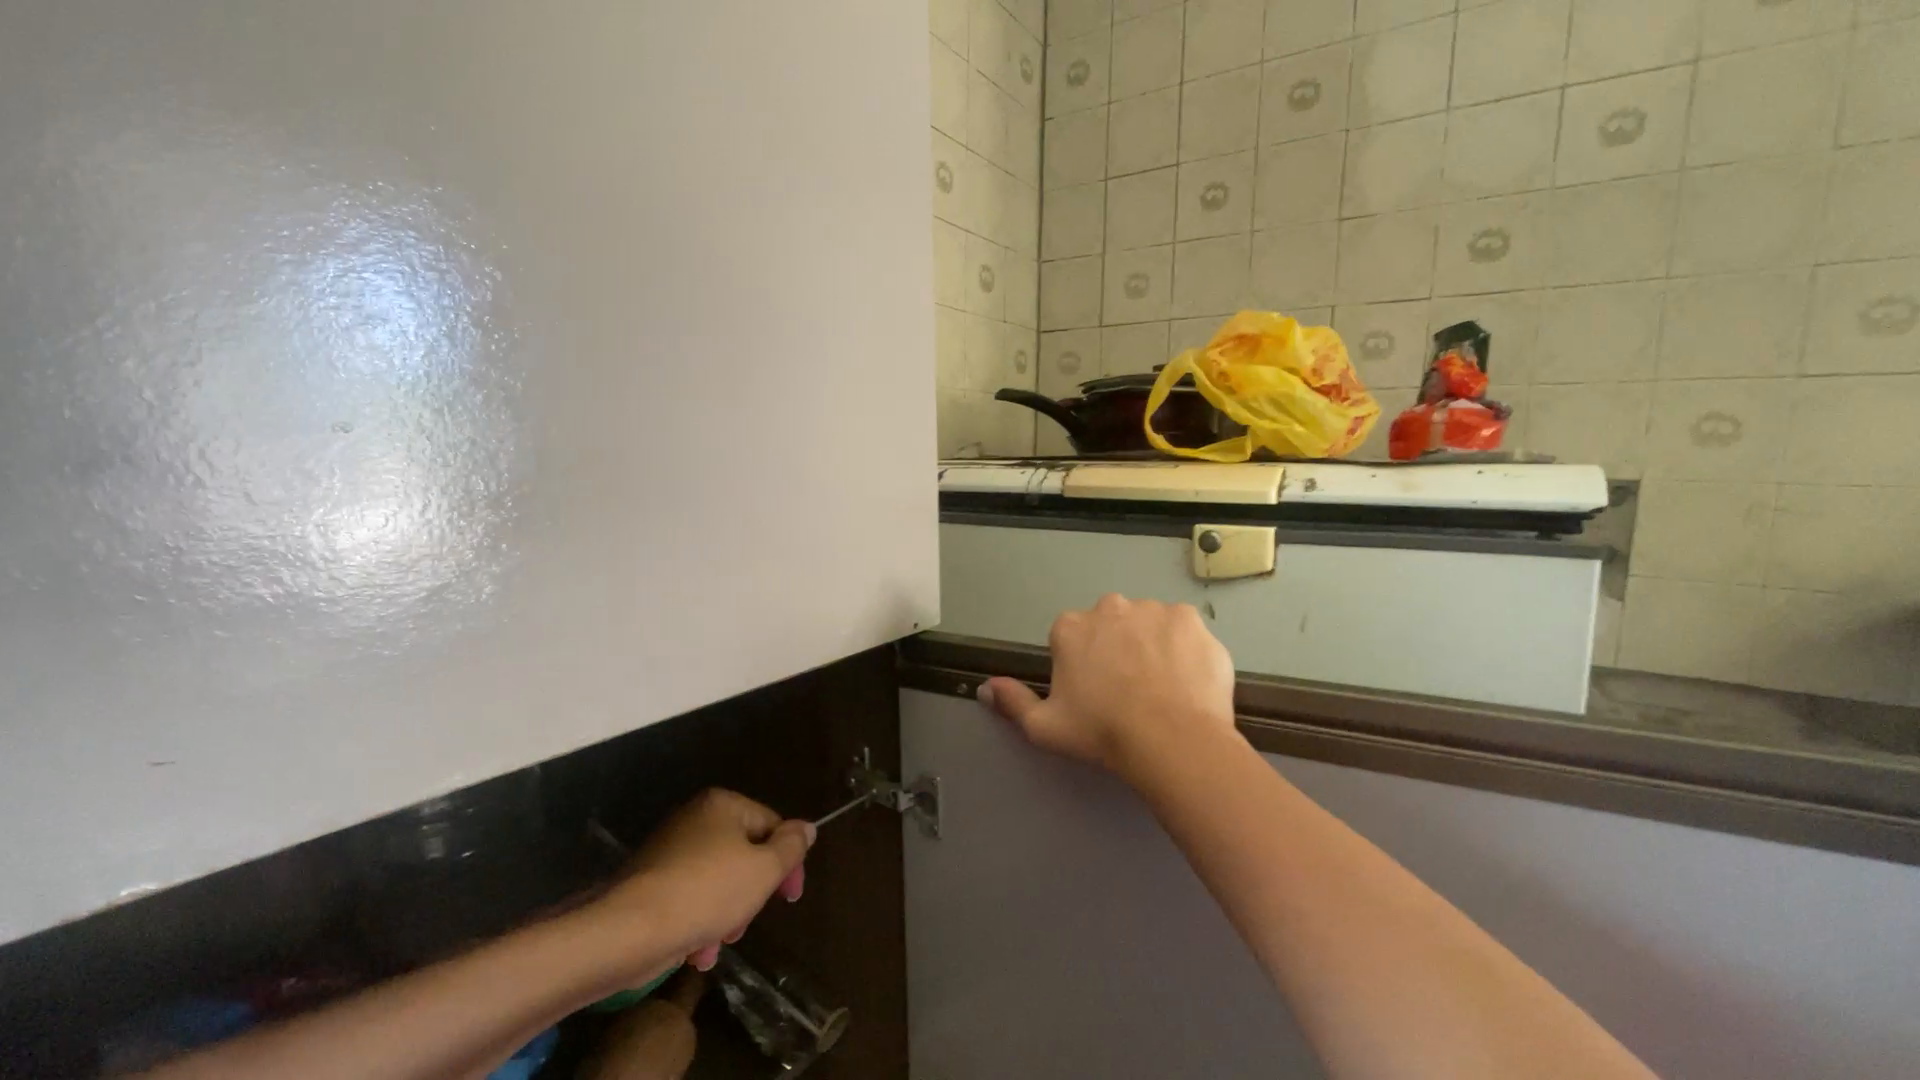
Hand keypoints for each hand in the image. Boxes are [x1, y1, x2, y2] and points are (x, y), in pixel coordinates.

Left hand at [593, 789, 813, 975]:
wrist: (630, 930)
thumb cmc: (707, 892)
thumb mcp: (764, 870)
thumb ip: (790, 847)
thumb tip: (806, 827)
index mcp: (722, 805)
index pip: (772, 826)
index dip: (788, 864)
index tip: (789, 899)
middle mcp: (694, 819)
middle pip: (744, 856)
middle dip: (750, 896)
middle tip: (744, 923)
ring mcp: (668, 851)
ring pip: (717, 884)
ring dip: (725, 917)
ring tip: (716, 943)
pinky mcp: (649, 884)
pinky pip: (688, 900)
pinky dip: (697, 924)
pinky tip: (694, 952)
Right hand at [979, 594, 1237, 777]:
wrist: (1171, 739)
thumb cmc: (1102, 732)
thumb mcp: (1045, 726)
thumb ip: (1013, 702)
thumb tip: (986, 688)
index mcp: (1071, 627)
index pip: (1071, 638)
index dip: (1081, 666)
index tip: (1093, 694)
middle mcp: (1111, 607)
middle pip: (1111, 625)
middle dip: (1116, 649)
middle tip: (1126, 692)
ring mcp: (1156, 610)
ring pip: (1149, 626)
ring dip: (1152, 647)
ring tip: (1160, 689)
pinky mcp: (1192, 622)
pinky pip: (1185, 633)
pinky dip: (1185, 651)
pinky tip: (1186, 682)